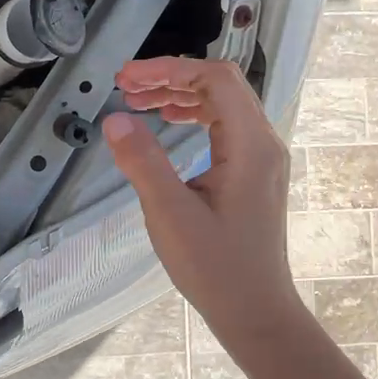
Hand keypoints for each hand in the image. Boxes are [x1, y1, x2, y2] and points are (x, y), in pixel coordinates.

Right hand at [102, 57, 300, 330]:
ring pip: (222, 104)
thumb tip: (115, 118)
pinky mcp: (251, 174)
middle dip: (170, 77)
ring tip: (136, 101)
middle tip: (122, 86)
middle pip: (221, 86)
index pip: (216, 80)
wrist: (254, 310)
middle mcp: (263, 144)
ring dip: (178, 94)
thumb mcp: (169, 212)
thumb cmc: (214, 264)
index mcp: (251, 146)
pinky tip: (164, 123)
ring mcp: (261, 159)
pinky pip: (223, 126)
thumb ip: (142, 161)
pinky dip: (190, 114)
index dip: (169, 68)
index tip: (125, 79)